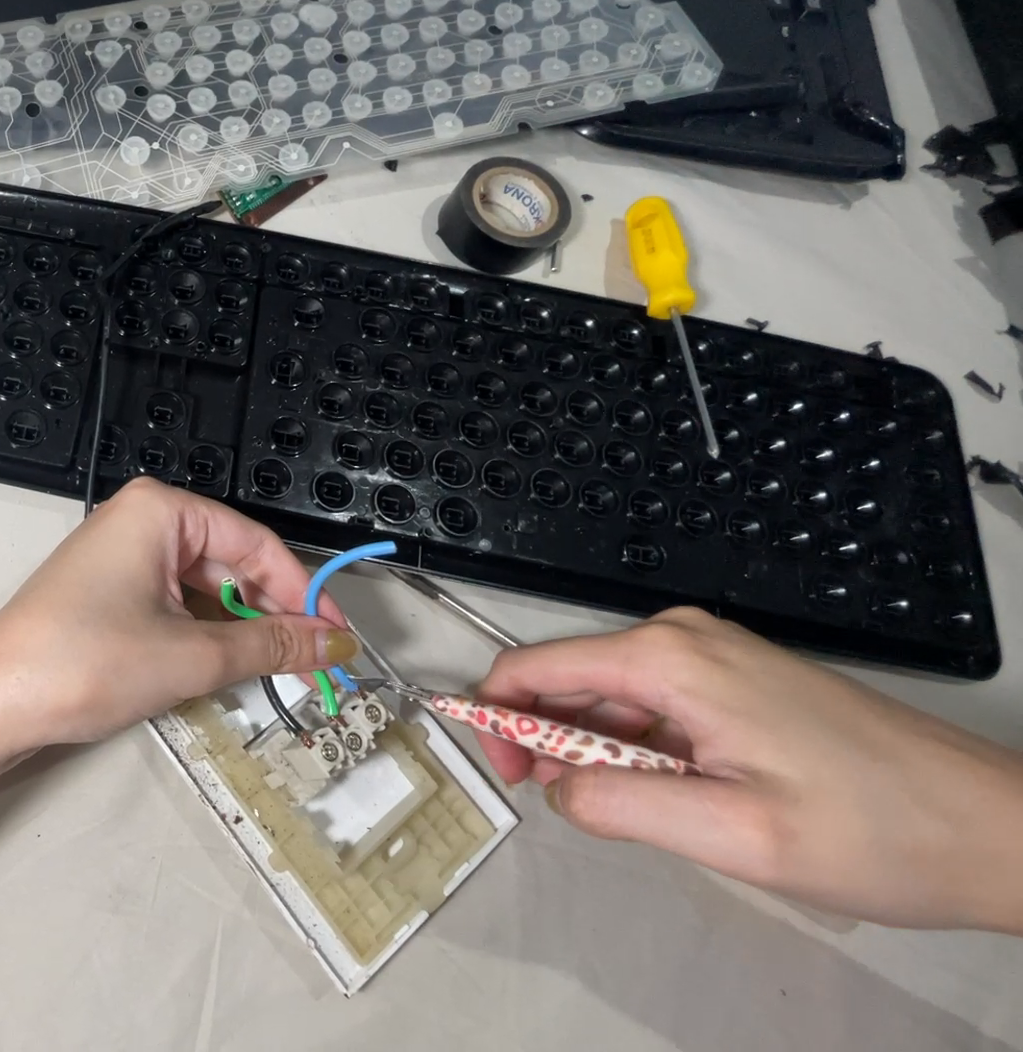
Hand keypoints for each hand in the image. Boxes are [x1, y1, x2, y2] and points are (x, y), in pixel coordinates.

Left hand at [0, 478, 357, 752]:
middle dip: (272, 613)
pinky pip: (172, 601)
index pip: (255, 544)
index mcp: (159, 510)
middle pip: (230, 562)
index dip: (304, 593)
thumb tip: (330, 643)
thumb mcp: (191, 655)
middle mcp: (138, 521)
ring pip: (203, 586)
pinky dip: (203, 631)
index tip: (336, 637)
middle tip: (313, 661)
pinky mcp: (107, 590)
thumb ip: (269, 645)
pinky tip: (226, 662)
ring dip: (240, 627)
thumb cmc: (84, 662)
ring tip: (276, 669)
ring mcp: (119, 555)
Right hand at [474, 607, 1022, 931]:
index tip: (511, 778)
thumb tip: (555, 790)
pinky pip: (649, 701)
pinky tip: (675, 789)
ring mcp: (708, 650)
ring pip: (607, 695)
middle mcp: (677, 635)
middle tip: (577, 808)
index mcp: (664, 656)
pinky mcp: (732, 673)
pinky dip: (638, 746)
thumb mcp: (732, 834)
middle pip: (566, 680)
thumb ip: (616, 805)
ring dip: (598, 751)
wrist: (1013, 831)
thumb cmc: (876, 832)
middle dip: (550, 742)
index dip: (498, 720)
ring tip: (640, 809)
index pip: (530, 669)